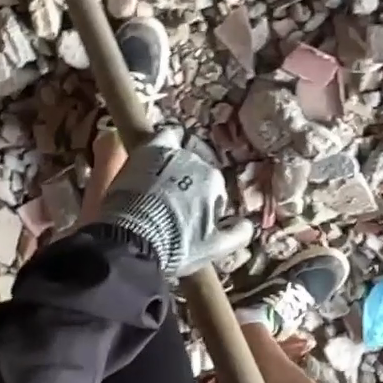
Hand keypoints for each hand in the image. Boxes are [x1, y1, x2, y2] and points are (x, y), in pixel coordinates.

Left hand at [99, 128, 253, 277]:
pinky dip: (170, 139)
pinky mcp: (149, 149)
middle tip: (177, 201)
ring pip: (185, 148)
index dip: (205, 203)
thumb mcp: (214, 248)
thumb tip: (249, 225)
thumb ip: (239, 235)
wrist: (133, 239)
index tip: (193, 216)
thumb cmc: (175, 246)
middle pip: (199, 169)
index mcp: (214, 183)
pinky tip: (163, 149)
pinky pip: (167, 133)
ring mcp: (173, 154)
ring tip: (169, 177)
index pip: (214, 188)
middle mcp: (197, 163)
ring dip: (182, 159)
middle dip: (192, 183)